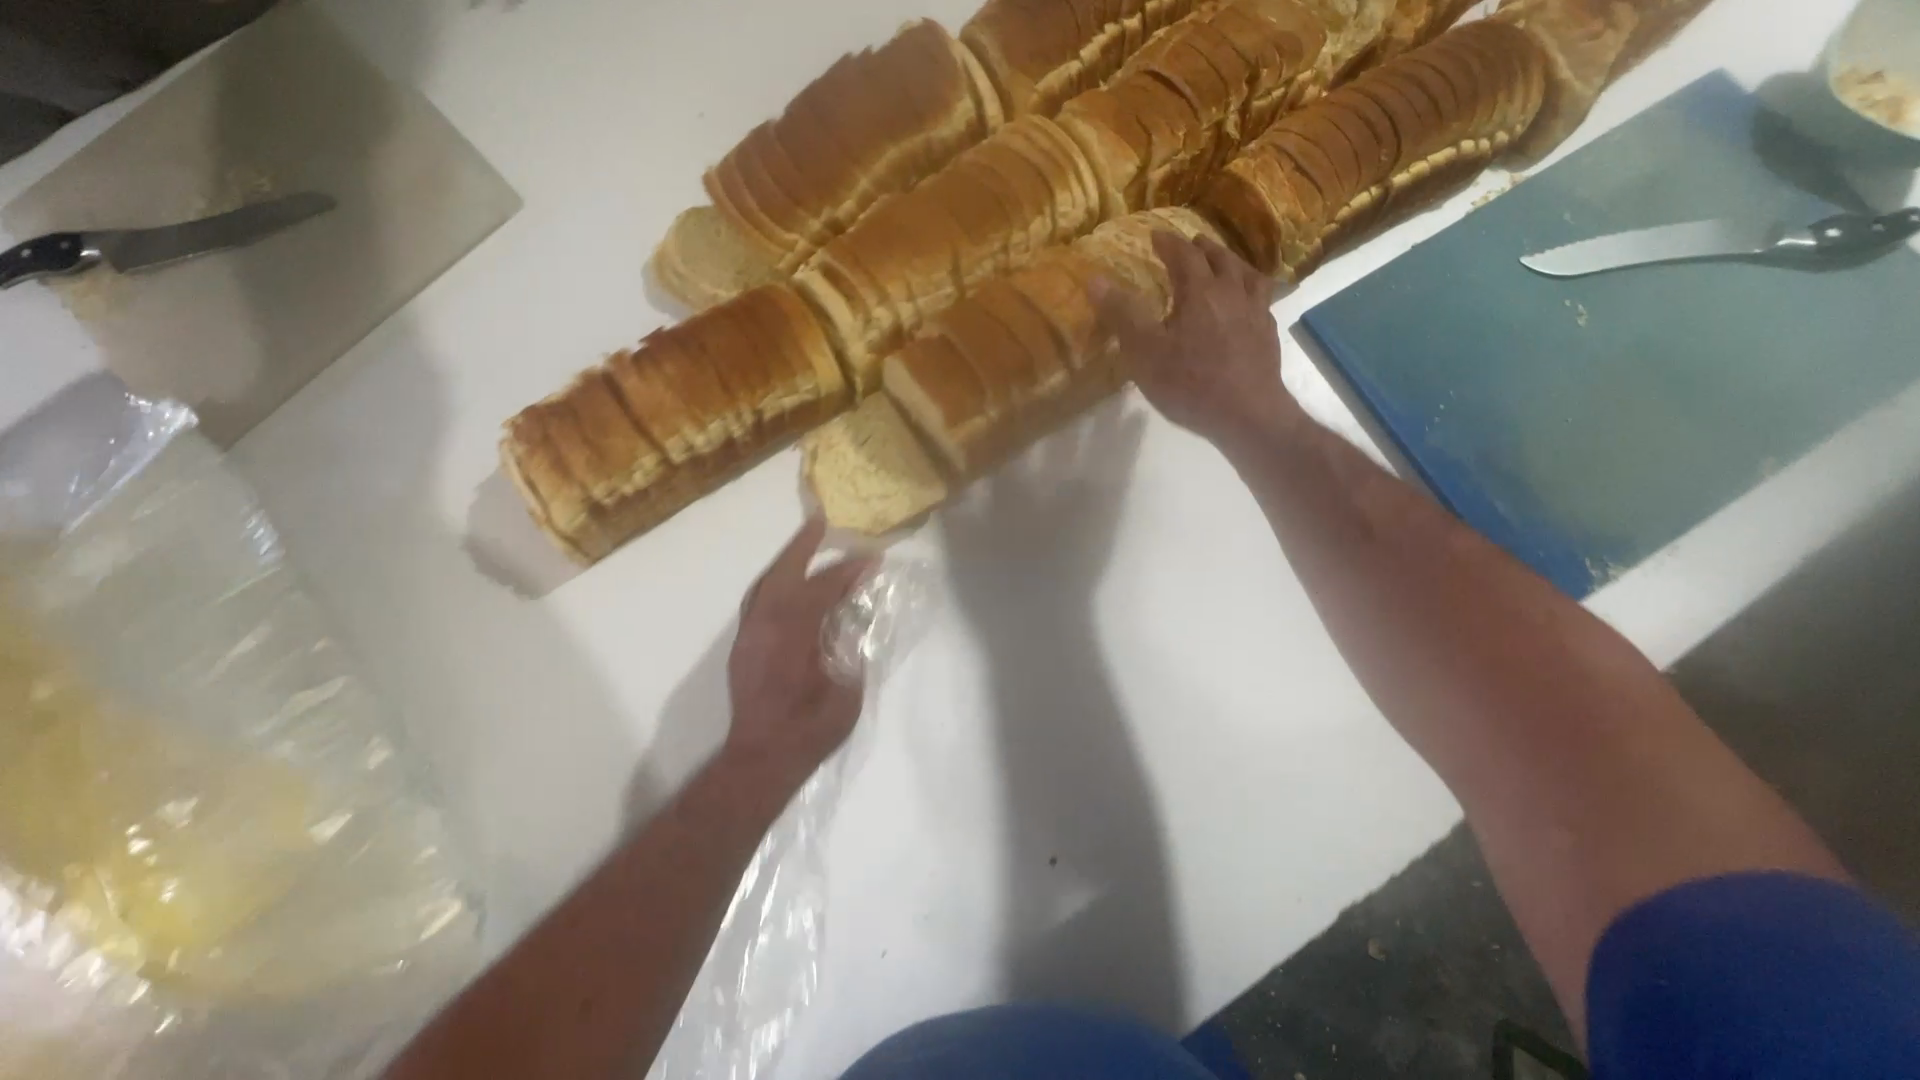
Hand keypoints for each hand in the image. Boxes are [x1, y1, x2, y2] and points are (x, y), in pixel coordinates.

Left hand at [725, 518, 875, 784]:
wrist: (761, 759)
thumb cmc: (809, 731)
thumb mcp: (846, 692)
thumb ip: (852, 651)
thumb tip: (857, 620)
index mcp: (792, 634)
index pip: (821, 589)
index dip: (848, 572)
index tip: (871, 558)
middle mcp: (763, 626)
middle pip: (782, 574)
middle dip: (803, 547)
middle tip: (821, 522)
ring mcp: (748, 636)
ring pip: (764, 586)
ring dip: (786, 563)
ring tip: (806, 546)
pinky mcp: (743, 647)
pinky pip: (757, 602)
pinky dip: (774, 584)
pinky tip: (789, 585)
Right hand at [1092, 231, 1299, 448]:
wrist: (1247, 413)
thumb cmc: (1190, 383)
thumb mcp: (1145, 351)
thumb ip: (1122, 314)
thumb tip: (1095, 279)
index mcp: (1200, 291)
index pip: (1183, 254)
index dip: (1168, 242)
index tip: (1156, 236)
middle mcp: (1231, 292)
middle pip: (1220, 258)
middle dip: (1202, 248)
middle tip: (1192, 244)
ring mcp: (1255, 312)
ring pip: (1247, 274)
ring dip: (1232, 263)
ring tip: (1224, 264)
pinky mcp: (1268, 334)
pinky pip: (1262, 299)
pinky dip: (1250, 290)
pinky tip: (1247, 302)